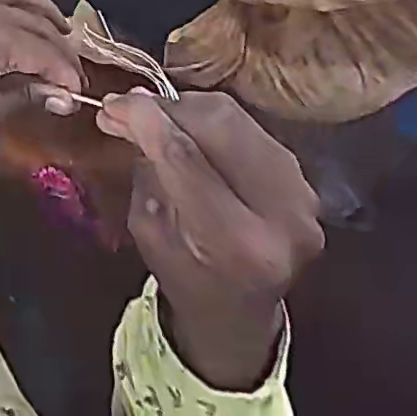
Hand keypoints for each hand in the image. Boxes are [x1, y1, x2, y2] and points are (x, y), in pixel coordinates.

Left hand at [0, 0, 85, 153]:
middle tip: (70, 73)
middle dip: (60, 49)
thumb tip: (57, 95)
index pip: (44, 51)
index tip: (76, 94)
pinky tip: (18, 2)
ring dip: (43, 11)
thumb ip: (21, 100)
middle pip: (37, 22)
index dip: (65, 74)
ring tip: (59, 30)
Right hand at [97, 91, 323, 390]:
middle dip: (167, 107)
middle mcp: (282, 215)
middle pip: (218, 126)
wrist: (240, 315)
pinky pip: (248, 125)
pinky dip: (210, 118)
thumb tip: (131, 104)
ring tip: (155, 115)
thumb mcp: (149, 230)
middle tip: (128, 103)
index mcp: (238, 244)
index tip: (113, 102)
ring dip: (187, 108)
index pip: (186, 159)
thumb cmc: (184, 277)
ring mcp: (301, 192)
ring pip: (234, 117)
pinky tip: (186, 126)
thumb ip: (145, 166)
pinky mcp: (303, 176)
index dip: (147, 121)